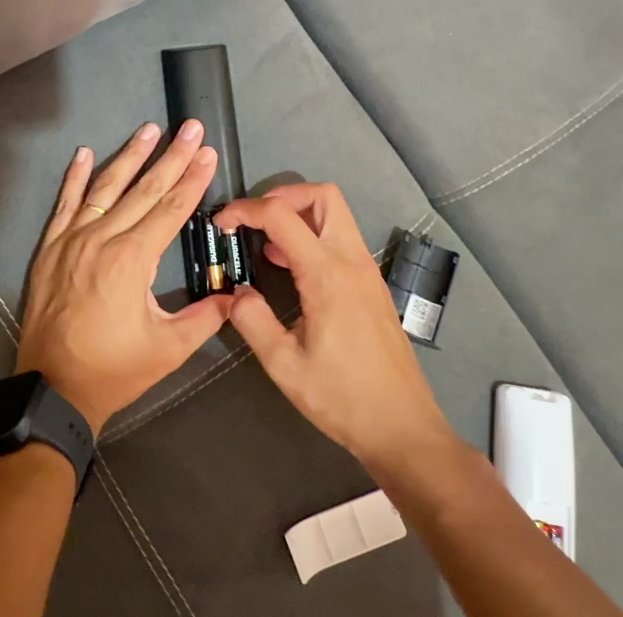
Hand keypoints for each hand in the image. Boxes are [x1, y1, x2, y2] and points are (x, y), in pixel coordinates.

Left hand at [15, 120, 234, 433]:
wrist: (52, 388)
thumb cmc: (114, 370)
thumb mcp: (169, 349)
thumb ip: (205, 318)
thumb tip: (234, 297)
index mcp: (133, 259)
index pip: (171, 209)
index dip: (193, 179)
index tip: (208, 153)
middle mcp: (102, 239)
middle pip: (144, 189)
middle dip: (171, 156)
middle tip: (189, 128)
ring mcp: (71, 240)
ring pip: (105, 188)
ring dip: (129, 157)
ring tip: (149, 130)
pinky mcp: (50, 248)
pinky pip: (65, 204)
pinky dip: (75, 177)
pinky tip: (86, 154)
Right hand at [215, 183, 455, 469]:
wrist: (402, 427)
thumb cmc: (342, 398)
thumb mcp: (284, 365)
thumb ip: (252, 320)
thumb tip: (235, 292)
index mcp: (327, 276)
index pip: (282, 216)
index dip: (245, 210)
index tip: (221, 224)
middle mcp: (352, 262)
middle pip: (323, 195)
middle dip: (282, 195)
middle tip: (253, 219)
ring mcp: (367, 273)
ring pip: (336, 215)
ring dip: (299, 215)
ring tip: (266, 246)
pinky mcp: (372, 287)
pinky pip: (341, 241)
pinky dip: (313, 237)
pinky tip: (290, 269)